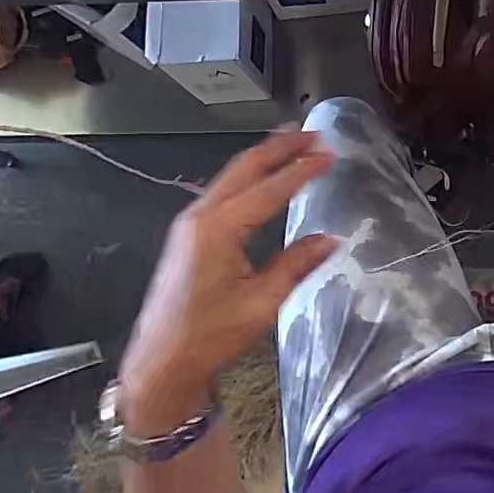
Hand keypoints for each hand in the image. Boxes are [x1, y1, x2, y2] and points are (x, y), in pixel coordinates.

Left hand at [121, 130, 337, 435]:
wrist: (162, 359)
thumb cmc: (211, 334)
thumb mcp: (262, 301)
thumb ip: (296, 264)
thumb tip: (331, 239)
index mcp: (219, 228)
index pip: (269, 189)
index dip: (302, 170)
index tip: (330, 154)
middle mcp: (201, 215)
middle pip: (245, 167)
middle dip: (280, 147)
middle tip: (313, 133)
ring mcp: (191, 223)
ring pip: (232, 175)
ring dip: (265, 157)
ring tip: (294, 142)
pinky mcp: (191, 234)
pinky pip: (225, 191)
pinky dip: (250, 175)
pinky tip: (265, 175)